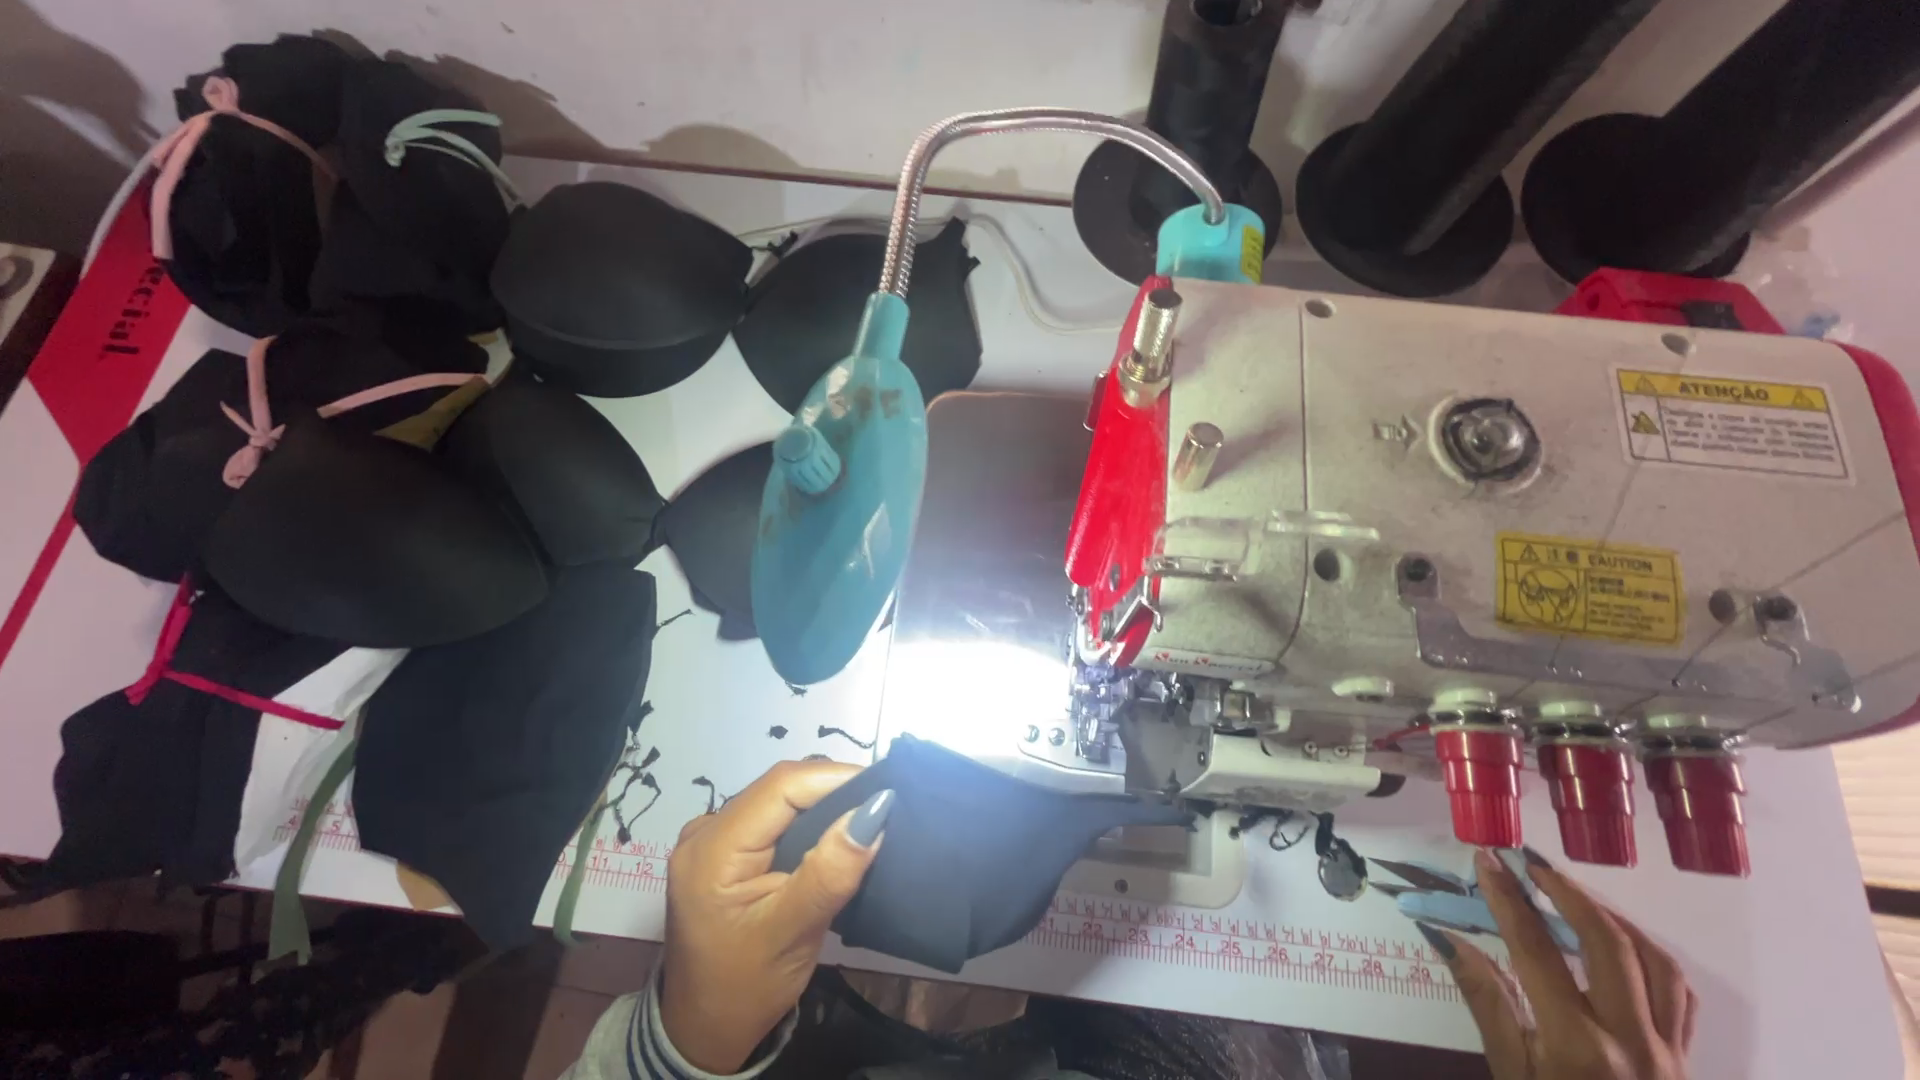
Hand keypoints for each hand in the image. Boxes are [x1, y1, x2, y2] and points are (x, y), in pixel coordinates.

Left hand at [659, 760, 891, 1072]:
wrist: (704, 1032)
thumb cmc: (745, 988)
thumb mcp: (792, 934)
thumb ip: (829, 872)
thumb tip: (875, 811)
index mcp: (712, 849)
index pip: (781, 786)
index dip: (835, 778)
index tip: (887, 789)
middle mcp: (706, 831)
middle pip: (779, 788)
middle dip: (834, 789)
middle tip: (885, 804)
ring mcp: (713, 839)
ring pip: (779, 800)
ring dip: (824, 804)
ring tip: (869, 815)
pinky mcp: (726, 851)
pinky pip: (774, 818)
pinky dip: (809, 821)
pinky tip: (836, 833)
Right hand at [1423, 849, 1695, 1079]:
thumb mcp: (1510, 1072)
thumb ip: (1486, 1002)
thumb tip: (1448, 938)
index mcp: (1578, 1047)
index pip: (1537, 951)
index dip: (1508, 900)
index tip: (1488, 862)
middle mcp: (1633, 1042)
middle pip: (1609, 943)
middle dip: (1567, 893)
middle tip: (1530, 864)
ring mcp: (1670, 1051)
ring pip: (1655, 960)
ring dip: (1610, 916)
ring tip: (1570, 894)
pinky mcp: (1688, 1059)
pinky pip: (1678, 991)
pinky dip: (1646, 952)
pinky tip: (1617, 940)